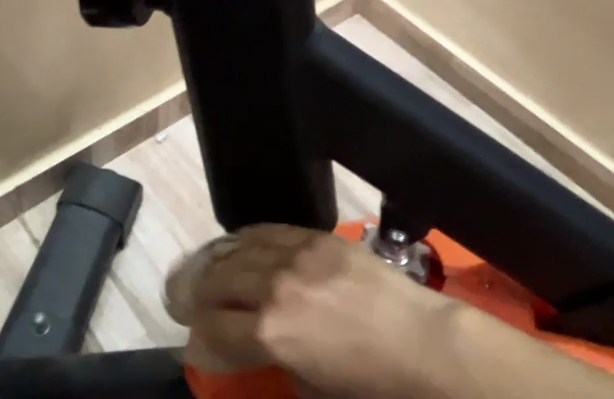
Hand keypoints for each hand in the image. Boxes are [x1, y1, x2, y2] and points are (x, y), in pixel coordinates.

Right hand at [174, 225, 461, 398]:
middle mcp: (272, 288)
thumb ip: (273, 361)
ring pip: (237, 249)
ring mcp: (295, 256)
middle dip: (198, 294)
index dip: (199, 335)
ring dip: (218, 262)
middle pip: (215, 282)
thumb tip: (251, 346)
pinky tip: (242, 245)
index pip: (211, 329)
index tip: (198, 339)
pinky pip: (269, 230)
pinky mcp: (316, 236)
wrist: (422, 343)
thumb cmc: (370, 382)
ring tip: (212, 271)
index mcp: (270, 334)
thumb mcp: (311, 386)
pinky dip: (248, 238)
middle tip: (192, 301)